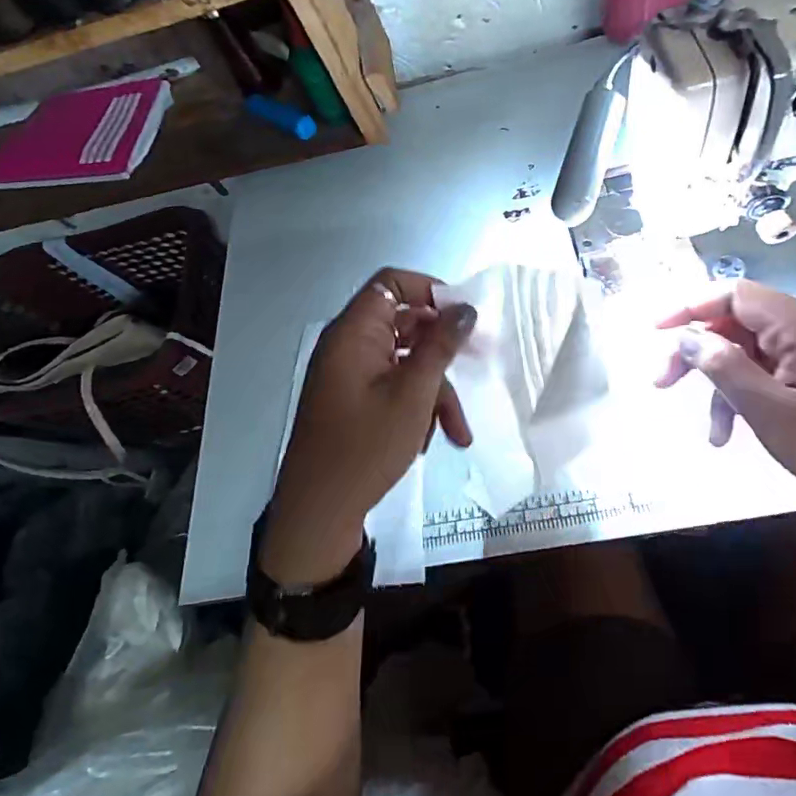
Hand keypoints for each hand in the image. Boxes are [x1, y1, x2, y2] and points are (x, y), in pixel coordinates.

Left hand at [263, 269, 476, 582]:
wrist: (319, 512)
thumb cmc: (366, 445)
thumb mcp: (414, 393)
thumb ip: (441, 345)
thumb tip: (465, 308)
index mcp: (354, 333)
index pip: (391, 283)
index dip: (430, 290)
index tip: (463, 316)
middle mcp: (349, 347)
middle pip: (406, 326)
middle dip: (443, 352)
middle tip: (477, 365)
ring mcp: (350, 376)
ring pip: (406, 364)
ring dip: (436, 392)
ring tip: (458, 432)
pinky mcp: (354, 402)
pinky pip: (394, 388)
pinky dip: (418, 408)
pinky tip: (434, 441)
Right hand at [655, 280, 795, 583]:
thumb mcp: (773, 414)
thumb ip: (725, 370)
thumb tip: (688, 336)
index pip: (735, 294)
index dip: (690, 307)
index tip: (655, 333)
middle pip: (744, 324)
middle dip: (702, 354)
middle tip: (663, 386)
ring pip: (761, 355)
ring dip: (730, 387)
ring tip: (717, 438)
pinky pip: (785, 372)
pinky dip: (759, 396)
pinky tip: (748, 433)